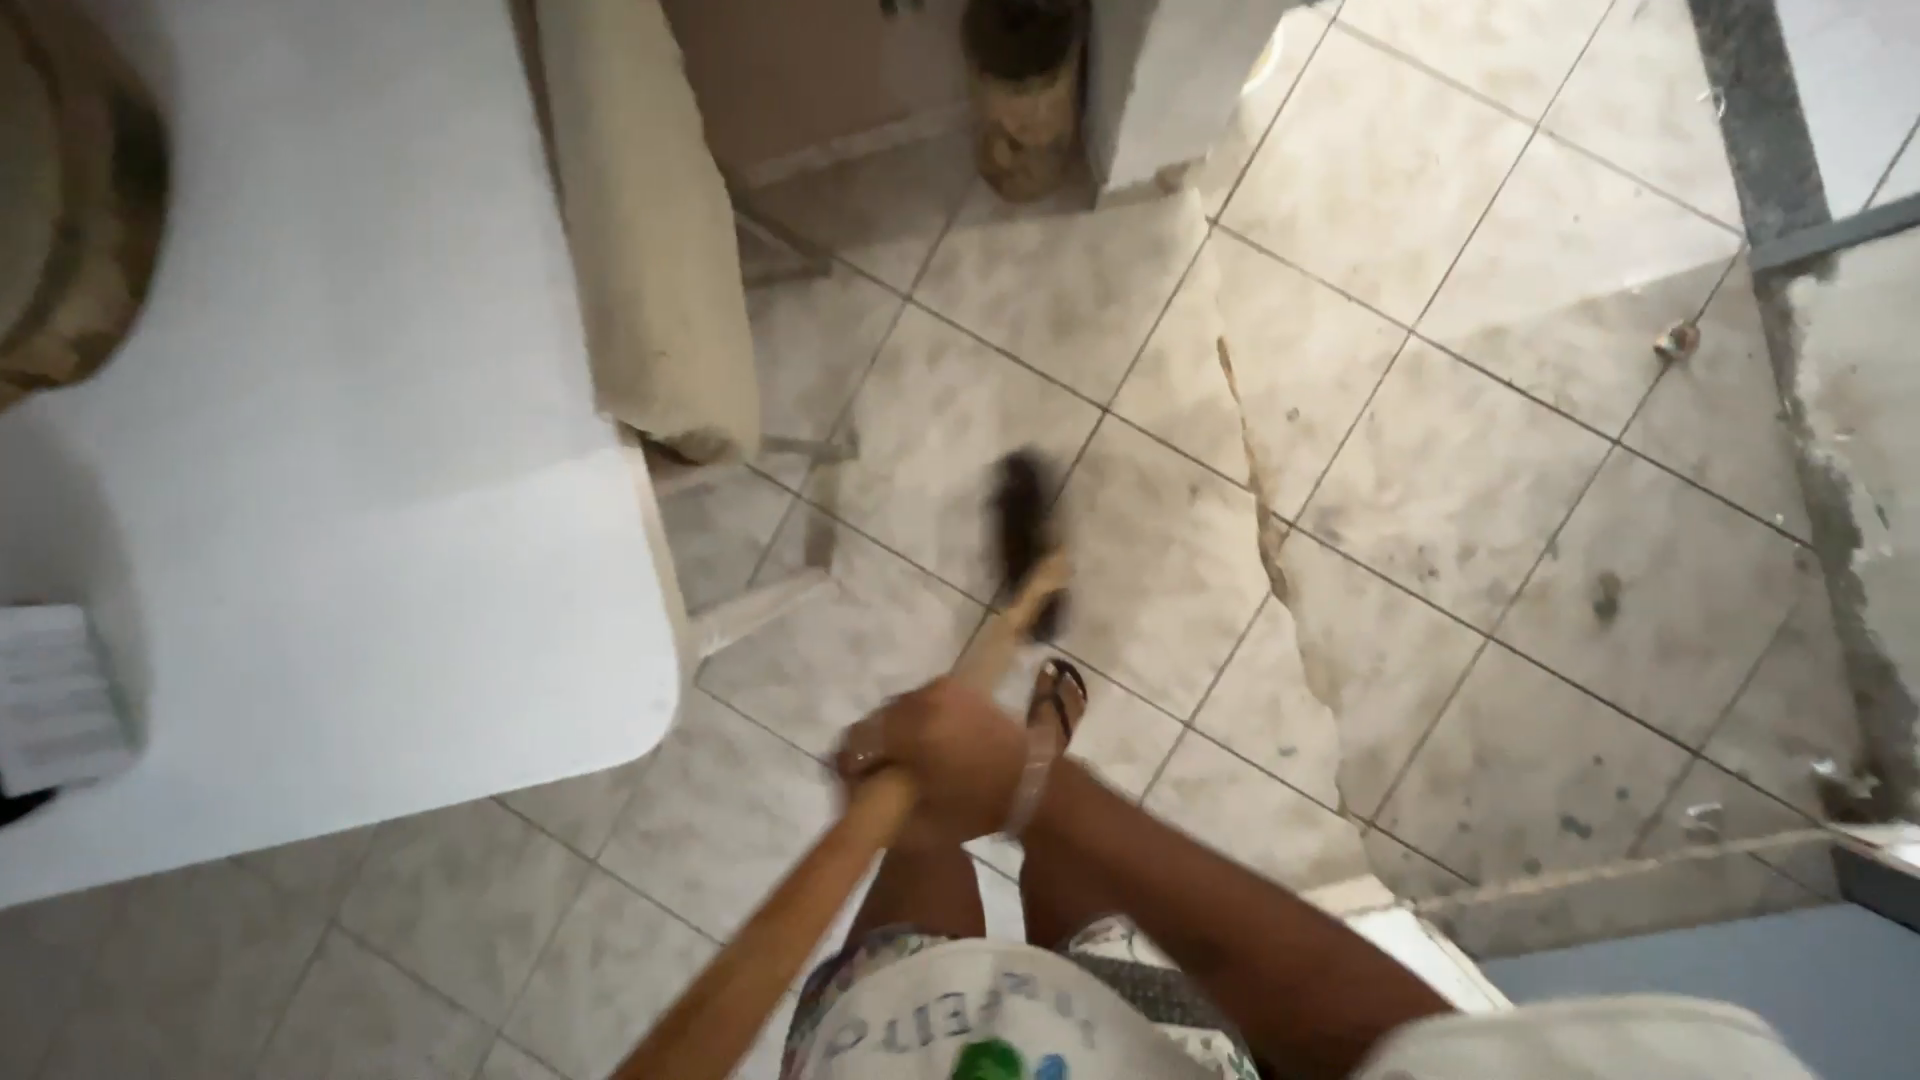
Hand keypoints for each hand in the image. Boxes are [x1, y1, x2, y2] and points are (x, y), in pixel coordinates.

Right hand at [833, 677, 1029, 847]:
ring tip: (909, 758)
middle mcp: (920, 701)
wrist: (1030, 780)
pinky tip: (929, 741)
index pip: (853, 742)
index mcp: (909, 734)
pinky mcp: (953, 683)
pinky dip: (915, 719)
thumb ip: (871, 812)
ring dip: (893, 732)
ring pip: (893, 709)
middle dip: (871, 749)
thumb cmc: (975, 809)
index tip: (857, 786)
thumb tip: (844, 793)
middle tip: (884, 775)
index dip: (848, 766)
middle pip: (872, 723)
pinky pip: (917, 700)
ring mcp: (938, 687)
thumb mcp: (917, 828)